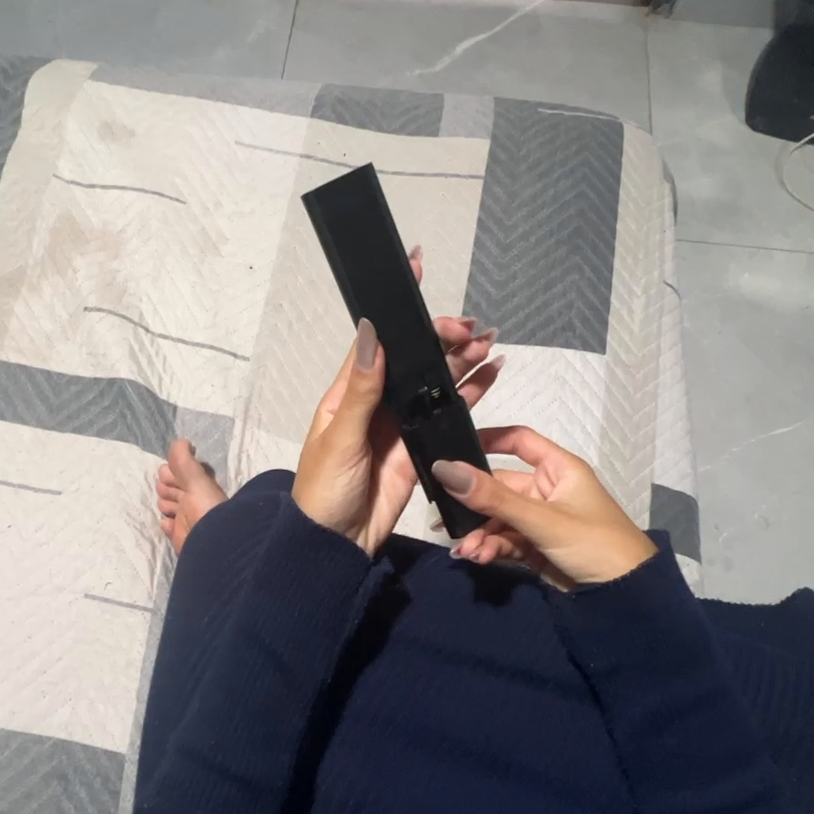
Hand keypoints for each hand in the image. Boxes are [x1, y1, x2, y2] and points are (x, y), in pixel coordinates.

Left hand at [292, 250, 503, 555]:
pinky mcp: (419, 451)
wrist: (338, 544)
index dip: (396, 310)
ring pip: (435, 384)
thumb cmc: (324, 491)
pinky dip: (468, 396)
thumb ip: (360, 391)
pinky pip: (446, 416)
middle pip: (414, 360)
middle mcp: (376, 404)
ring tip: (489, 341)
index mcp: (348, 395)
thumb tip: (371, 335)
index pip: (375, 340)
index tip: (415, 268)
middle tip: (471, 329)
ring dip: (460, 362)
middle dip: (442, 339)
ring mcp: (400, 427)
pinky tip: (488, 375)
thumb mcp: (338, 439)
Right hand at [430, 426, 656, 588]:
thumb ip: (492, 498)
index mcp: (558, 469)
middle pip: (499, 487)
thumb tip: (444, 469)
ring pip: (498, 519)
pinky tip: (478, 558)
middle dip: (473, 506)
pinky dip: (490, 548)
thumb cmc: (594, 543)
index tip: (453, 447)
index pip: (519, 441)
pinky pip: (505, 541)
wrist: (624, 596)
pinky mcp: (535, 546)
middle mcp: (547, 489)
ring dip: (480, 533)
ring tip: (466, 551)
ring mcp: (540, 520)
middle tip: (444, 520)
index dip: (488, 439)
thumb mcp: (541, 520)